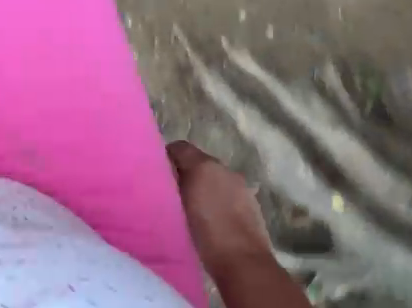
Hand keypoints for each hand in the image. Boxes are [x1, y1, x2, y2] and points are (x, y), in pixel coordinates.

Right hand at [169, 141, 308, 307]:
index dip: (167, 157)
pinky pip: (229, 192)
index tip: (159, 173)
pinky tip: (214, 218)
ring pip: (215, 177)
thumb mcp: (178, 206)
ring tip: (194, 207)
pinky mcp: (252, 203)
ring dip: (205, 186)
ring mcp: (241, 185)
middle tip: (174, 192)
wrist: (244, 264)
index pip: (179, 147)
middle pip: (199, 162)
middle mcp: (224, 168)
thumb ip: (173, 182)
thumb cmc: (206, 235)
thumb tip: (167, 172)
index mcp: (203, 165)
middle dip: (187, 172)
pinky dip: (220, 198)